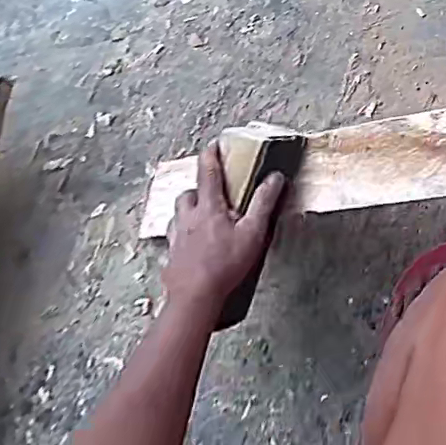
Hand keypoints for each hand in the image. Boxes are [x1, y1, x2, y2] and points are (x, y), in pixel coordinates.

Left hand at [162, 144, 286, 311]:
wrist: (194, 300)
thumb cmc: (225, 264)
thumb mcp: (254, 230)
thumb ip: (264, 201)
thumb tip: (274, 177)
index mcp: (209, 208)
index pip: (208, 174)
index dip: (210, 156)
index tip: (213, 144)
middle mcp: (188, 218)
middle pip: (187, 193)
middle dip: (198, 187)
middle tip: (213, 190)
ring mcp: (176, 238)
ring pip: (178, 214)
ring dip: (189, 208)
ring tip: (204, 214)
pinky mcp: (171, 256)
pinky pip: (175, 236)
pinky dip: (184, 231)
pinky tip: (194, 241)